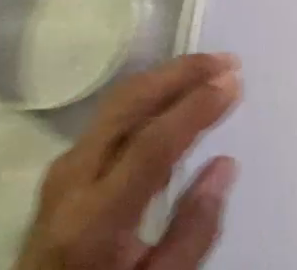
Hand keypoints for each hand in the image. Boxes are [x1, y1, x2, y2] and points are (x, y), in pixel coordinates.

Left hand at [14, 53, 243, 269]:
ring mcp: (63, 168)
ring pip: (117, 103)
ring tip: (210, 70)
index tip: (234, 82)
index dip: (194, 108)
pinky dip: (148, 98)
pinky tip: (176, 98)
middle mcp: (72, 178)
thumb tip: (224, 166)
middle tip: (227, 61)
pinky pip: (110, 118)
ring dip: (165, 79)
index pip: (150, 145)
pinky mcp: (64, 166)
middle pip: (128, 105)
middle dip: (180, 74)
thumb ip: (191, 235)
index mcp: (95, 218)